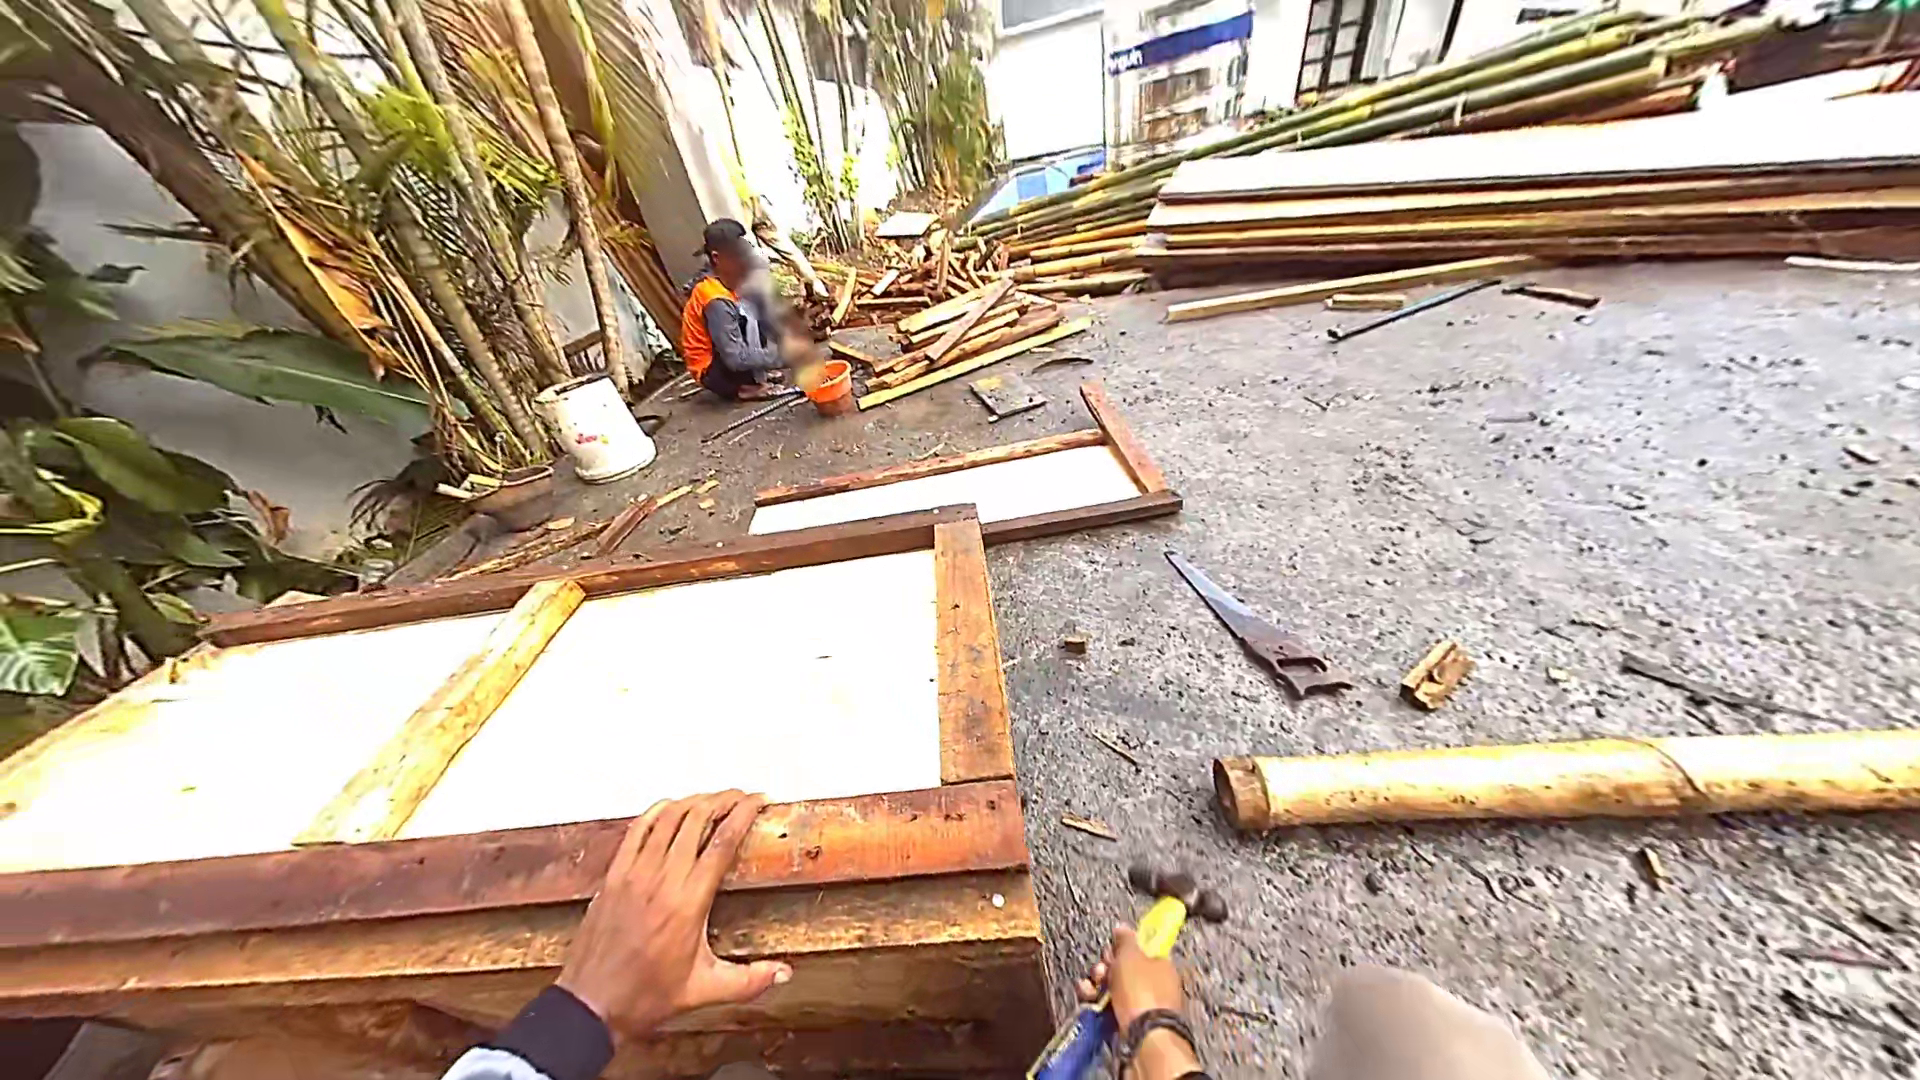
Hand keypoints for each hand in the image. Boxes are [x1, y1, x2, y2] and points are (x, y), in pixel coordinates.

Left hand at [557, 791, 791, 1039]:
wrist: (587, 1009)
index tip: (759, 800)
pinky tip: (671, 806)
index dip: (744, 812)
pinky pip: (637, 829)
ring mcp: (635, 874)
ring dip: (695, 800)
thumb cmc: (644, 997)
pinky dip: (657, 811)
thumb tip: (784, 974)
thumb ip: (748, 981)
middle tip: (740, 796)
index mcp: (689, 902)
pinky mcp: (614, 875)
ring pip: (669, 817)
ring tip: (713, 799)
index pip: (723, 841)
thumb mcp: (703, 990)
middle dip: (724, 799)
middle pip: (698, 818)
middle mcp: (663, 880)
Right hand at [1075, 925, 1197, 1079]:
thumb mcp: (1131, 954)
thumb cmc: (1142, 992)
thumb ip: (1125, 939)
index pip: (1141, 949)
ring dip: (1096, 984)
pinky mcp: (1128, 1027)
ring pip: (1112, 988)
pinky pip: (1108, 1008)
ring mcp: (1141, 1008)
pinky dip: (1095, 1002)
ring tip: (1091, 986)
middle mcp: (1155, 987)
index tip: (1112, 948)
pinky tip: (1088, 998)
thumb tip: (1123, 928)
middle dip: (1106, 966)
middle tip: (1101, 969)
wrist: (1143, 1042)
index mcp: (1162, 966)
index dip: (1123, 946)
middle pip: (1124, 968)